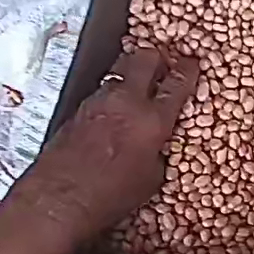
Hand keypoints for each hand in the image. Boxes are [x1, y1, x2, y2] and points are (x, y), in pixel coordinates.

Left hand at [0, 45, 198, 253]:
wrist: (61, 197)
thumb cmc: (110, 194)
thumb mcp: (151, 178)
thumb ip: (158, 152)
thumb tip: (155, 145)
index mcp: (153, 120)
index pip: (176, 84)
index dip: (187, 71)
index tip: (191, 64)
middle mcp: (126, 102)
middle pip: (144, 58)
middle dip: (157, 57)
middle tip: (164, 62)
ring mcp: (99, 101)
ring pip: (120, 70)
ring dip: (132, 71)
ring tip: (139, 81)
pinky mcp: (78, 109)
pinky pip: (101, 90)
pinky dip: (112, 93)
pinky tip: (114, 107)